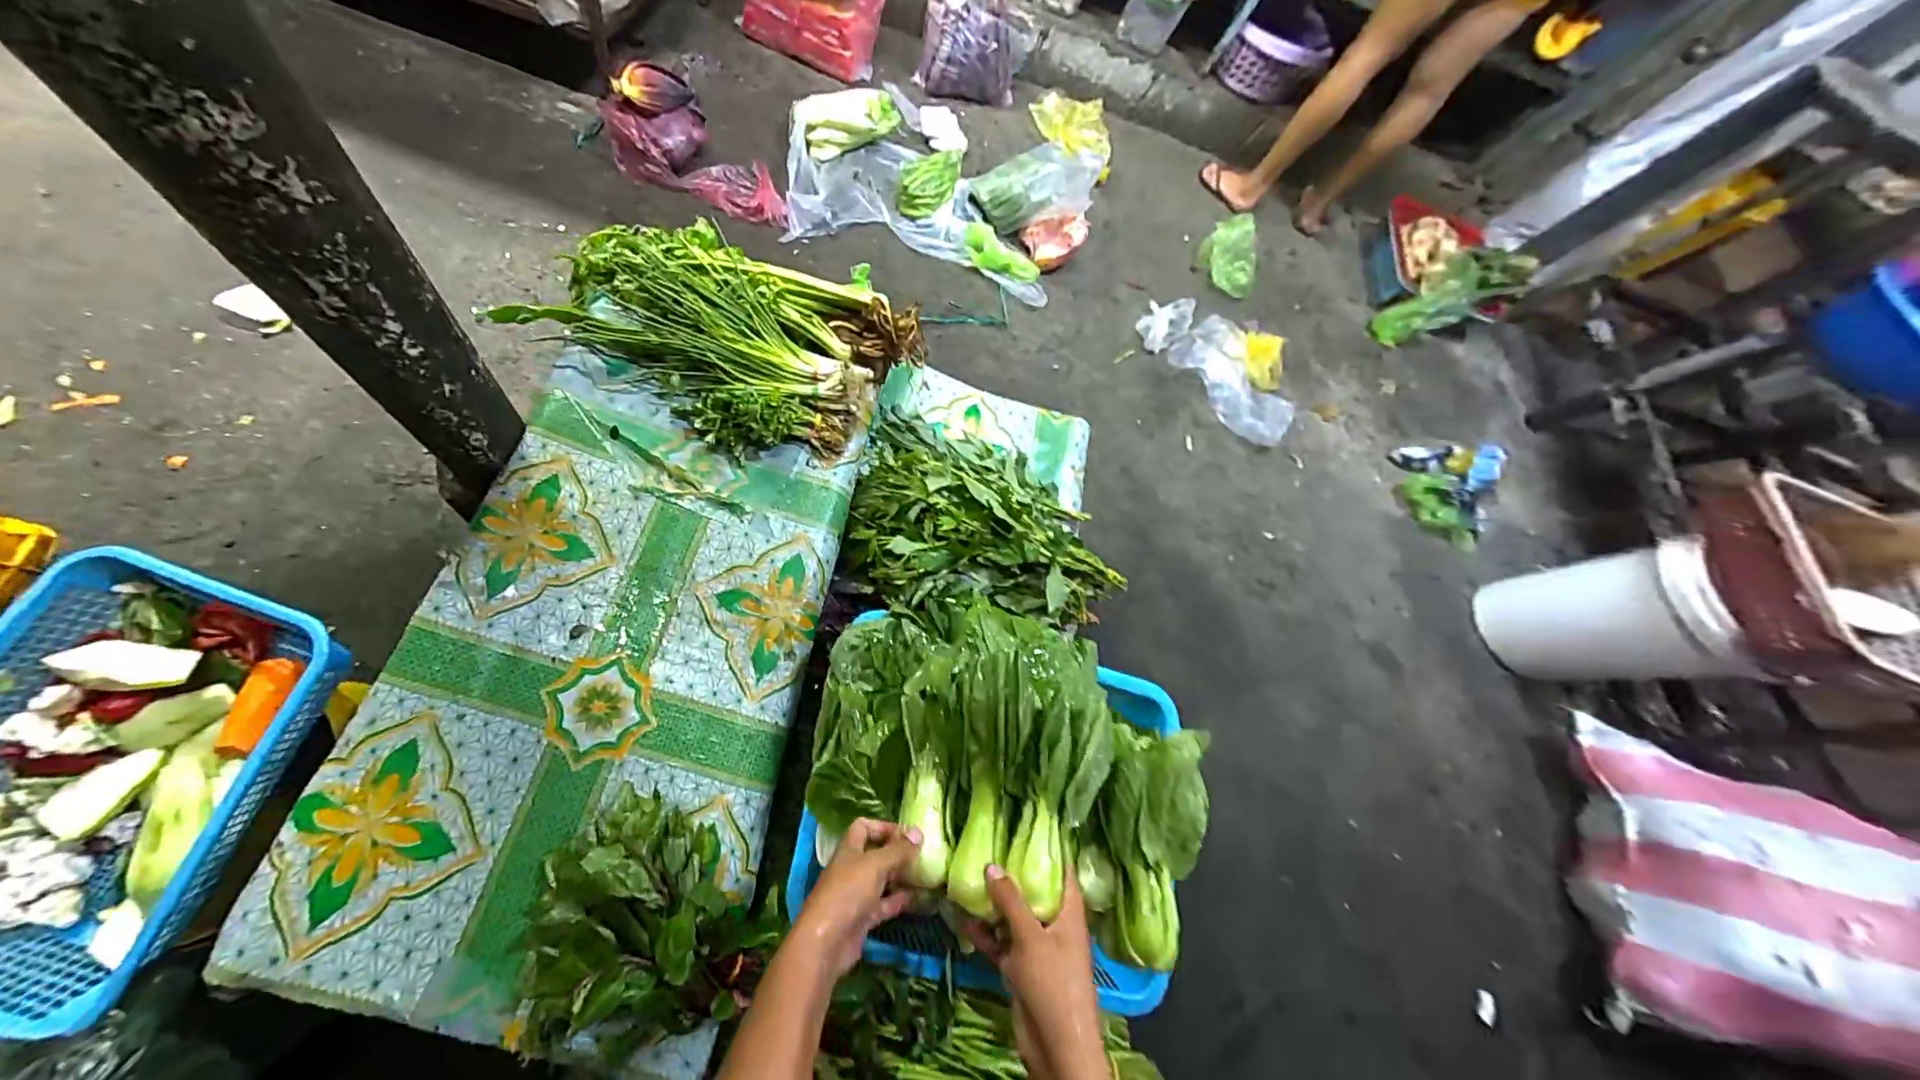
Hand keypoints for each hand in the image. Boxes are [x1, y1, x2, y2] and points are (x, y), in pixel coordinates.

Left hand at [791, 818, 921, 979]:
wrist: (825, 944)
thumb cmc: (848, 893)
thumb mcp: (875, 865)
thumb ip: (898, 850)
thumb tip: (918, 832)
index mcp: (849, 850)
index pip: (863, 827)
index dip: (883, 826)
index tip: (906, 834)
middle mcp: (851, 869)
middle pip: (875, 854)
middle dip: (896, 852)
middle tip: (921, 854)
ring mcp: (856, 894)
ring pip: (881, 880)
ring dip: (900, 877)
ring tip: (924, 874)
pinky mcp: (862, 917)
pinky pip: (883, 904)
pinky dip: (898, 900)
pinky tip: (917, 898)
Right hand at [963, 865, 1107, 1079]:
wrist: (1056, 1045)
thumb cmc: (1054, 982)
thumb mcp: (1031, 936)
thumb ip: (1011, 901)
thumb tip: (992, 865)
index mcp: (1069, 913)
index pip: (1064, 872)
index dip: (1050, 849)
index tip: (1030, 826)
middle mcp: (1055, 925)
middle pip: (1035, 892)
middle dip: (1014, 874)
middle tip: (990, 846)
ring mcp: (1038, 948)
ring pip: (1014, 918)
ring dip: (994, 905)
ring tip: (969, 878)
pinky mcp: (1021, 969)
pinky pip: (1002, 944)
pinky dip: (986, 933)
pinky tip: (964, 919)